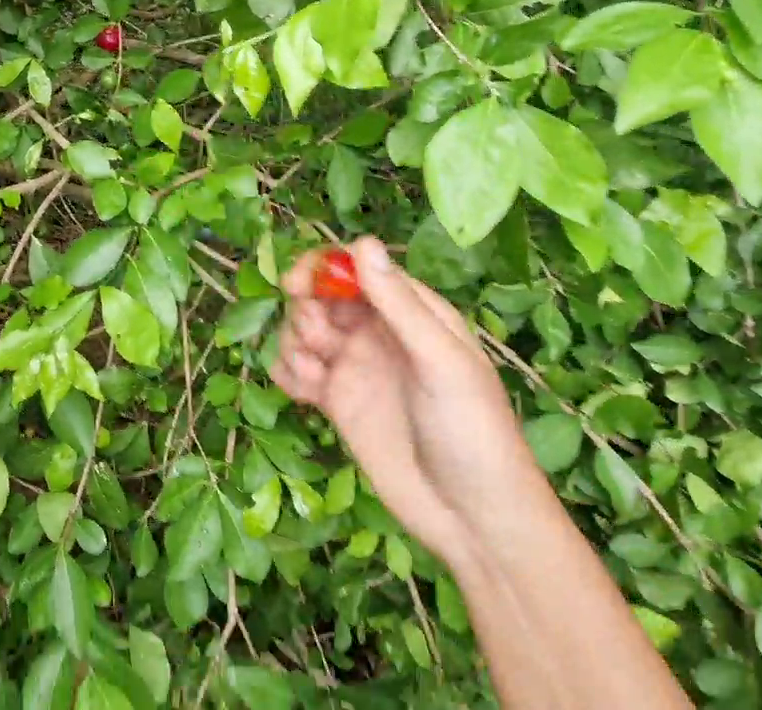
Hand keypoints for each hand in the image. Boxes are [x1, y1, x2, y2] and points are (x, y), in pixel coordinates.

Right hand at [272, 238, 552, 569]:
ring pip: (303, 331)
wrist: (472, 519)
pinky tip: (301, 393)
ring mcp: (357, 368)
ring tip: (312, 374)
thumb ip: (399, 304)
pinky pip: (296, 371)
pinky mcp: (337, 402)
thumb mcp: (441, 362)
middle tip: (316, 340)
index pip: (357, 269)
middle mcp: (380, 334)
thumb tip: (362, 242)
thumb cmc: (474, 432)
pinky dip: (287, 373)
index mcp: (414, 314)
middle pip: (322, 297)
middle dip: (306, 309)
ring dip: (293, 342)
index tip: (298, 286)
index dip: (322, 269)